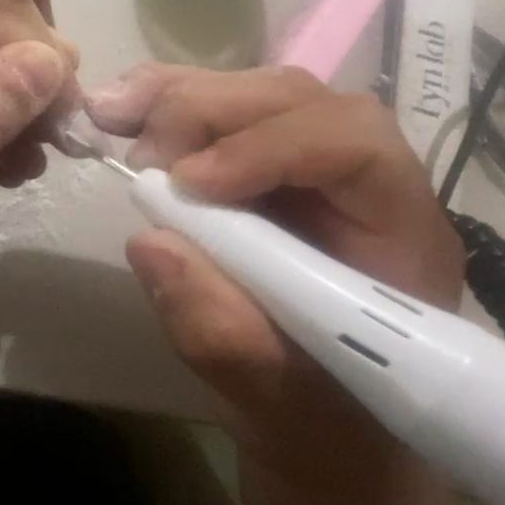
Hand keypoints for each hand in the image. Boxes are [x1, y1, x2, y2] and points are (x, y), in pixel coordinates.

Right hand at [88, 64, 464, 496]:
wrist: (315, 413)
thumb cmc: (313, 411)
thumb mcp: (269, 395)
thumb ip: (220, 328)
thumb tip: (150, 242)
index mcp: (396, 232)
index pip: (353, 145)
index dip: (268, 147)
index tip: (187, 185)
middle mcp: (359, 176)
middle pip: (293, 100)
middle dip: (205, 112)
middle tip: (137, 157)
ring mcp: (307, 159)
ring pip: (250, 90)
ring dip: (173, 95)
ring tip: (108, 113)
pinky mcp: (258, 156)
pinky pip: (215, 107)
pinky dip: (161, 103)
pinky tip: (118, 114)